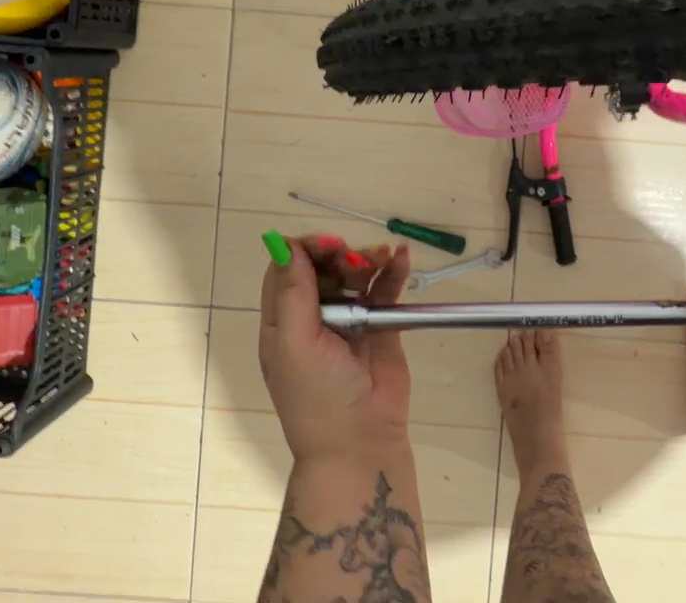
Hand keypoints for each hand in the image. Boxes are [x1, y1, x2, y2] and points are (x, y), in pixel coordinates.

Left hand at [259, 235, 414, 463]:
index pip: (287, 270)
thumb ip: (293, 293)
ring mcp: (349, 321)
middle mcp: (314, 317)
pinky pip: (386, 291)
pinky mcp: (381, 327)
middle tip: (356, 259)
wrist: (360, 442)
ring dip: (368, 258)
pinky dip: (394, 271)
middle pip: (324, 267)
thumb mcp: (294, 344)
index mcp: (283, 323)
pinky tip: (402, 257)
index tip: (328, 245)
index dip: (305, 250)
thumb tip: (284, 244)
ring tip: (383, 258)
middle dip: (340, 255)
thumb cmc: (317, 396)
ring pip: (356, 274)